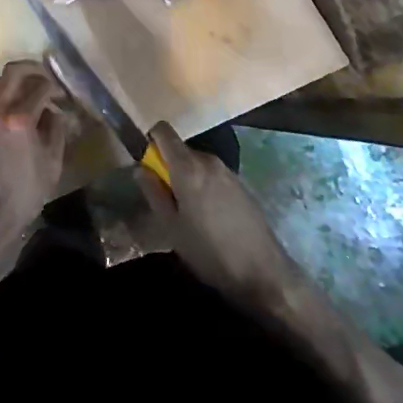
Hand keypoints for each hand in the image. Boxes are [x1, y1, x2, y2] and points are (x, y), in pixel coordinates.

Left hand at [0, 59, 68, 251]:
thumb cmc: (27, 192)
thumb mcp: (52, 161)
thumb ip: (56, 128)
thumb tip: (54, 110)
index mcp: (19, 119)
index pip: (40, 86)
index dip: (55, 87)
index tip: (62, 95)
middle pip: (12, 72)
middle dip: (32, 69)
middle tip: (46, 77)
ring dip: (16, 80)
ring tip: (32, 90)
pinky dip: (6, 97)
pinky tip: (18, 111)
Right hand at [139, 123, 297, 310]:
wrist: (262, 271)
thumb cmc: (209, 251)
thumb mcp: (171, 227)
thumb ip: (153, 193)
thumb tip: (141, 169)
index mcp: (188, 166)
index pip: (163, 131)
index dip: (151, 142)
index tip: (149, 168)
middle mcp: (209, 160)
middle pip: (181, 150)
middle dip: (170, 168)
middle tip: (168, 201)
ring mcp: (228, 171)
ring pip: (198, 164)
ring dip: (188, 179)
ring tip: (189, 214)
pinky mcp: (242, 184)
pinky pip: (214, 175)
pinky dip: (205, 186)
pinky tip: (211, 217)